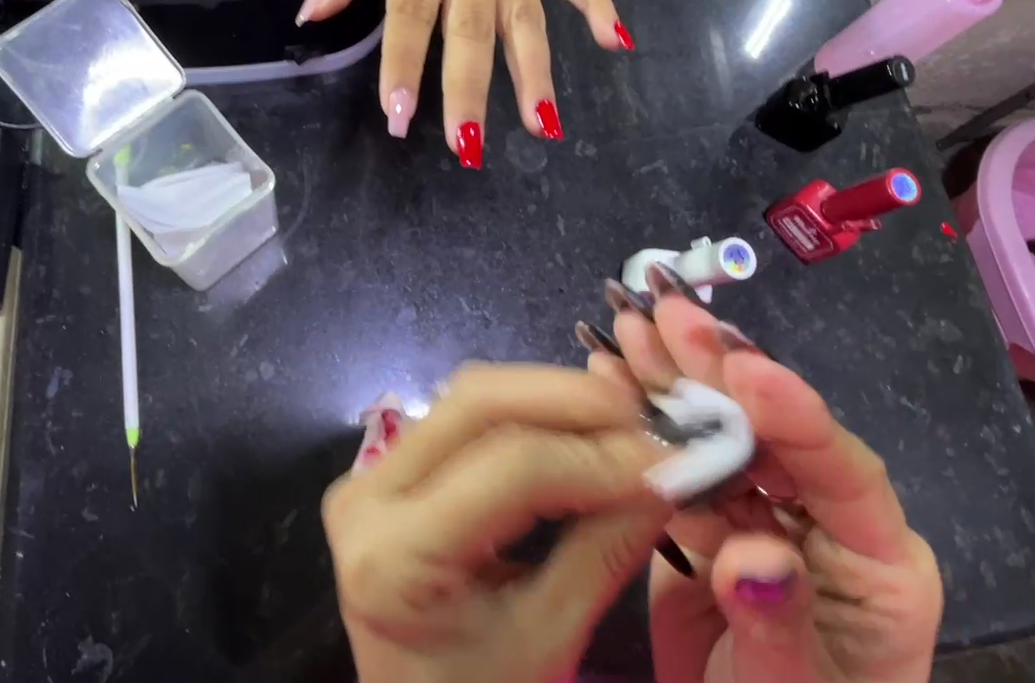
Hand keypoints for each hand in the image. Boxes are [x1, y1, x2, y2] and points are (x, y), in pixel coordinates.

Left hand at [295, 0, 629, 166]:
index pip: (412, 9)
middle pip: (473, 29)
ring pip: (525, 21)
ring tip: (541, 127)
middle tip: (466, 145)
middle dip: (470, 89)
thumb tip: (313, 15)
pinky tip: (615, 41)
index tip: (398, 113)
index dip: (404, 62)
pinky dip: (597, 5)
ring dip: (534, 74)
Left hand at [323, 365, 671, 681]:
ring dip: (551, 398)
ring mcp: (370, 472)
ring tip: (620, 423)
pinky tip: (576, 430)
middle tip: (644, 419)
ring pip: (470, 396)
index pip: (507, 468)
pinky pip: (464, 415)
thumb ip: (606, 548)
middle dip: (570, 400)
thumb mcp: (549, 639)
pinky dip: (528, 413)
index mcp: (394, 554)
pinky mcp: (388, 466)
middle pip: (477, 402)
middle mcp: (365, 493)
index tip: (667, 461)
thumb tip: (669, 470)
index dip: (595, 456)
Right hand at [590, 286, 942, 682]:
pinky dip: (641, 419)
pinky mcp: (709, 520)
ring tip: (630, 325)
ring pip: (715, 436)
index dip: (794, 414)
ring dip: (671, 378)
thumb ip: (780, 625)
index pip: (844, 470)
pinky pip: (677, 464)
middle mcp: (820, 519)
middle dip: (717, 370)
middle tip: (667, 312)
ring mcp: (760, 514)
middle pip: (769, 432)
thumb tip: (753, 553)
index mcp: (877, 559)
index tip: (745, 369)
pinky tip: (612, 374)